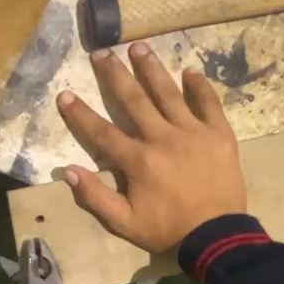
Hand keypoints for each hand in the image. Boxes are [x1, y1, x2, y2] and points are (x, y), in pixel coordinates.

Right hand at [56, 43, 246, 253]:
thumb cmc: (166, 230)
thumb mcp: (123, 222)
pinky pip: (208, 103)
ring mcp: (193, 132)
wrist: (216, 236)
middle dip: (115, 75)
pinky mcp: (219, 134)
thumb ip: (95, 196)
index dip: (81, 114)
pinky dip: (198, 86)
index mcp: (138, 161)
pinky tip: (189, 71)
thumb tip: (68, 171)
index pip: (102, 133)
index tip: (64, 95)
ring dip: (152, 69)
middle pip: (134, 101)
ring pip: (168, 93)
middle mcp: (163, 138)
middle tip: (101, 53)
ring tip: (139, 47)